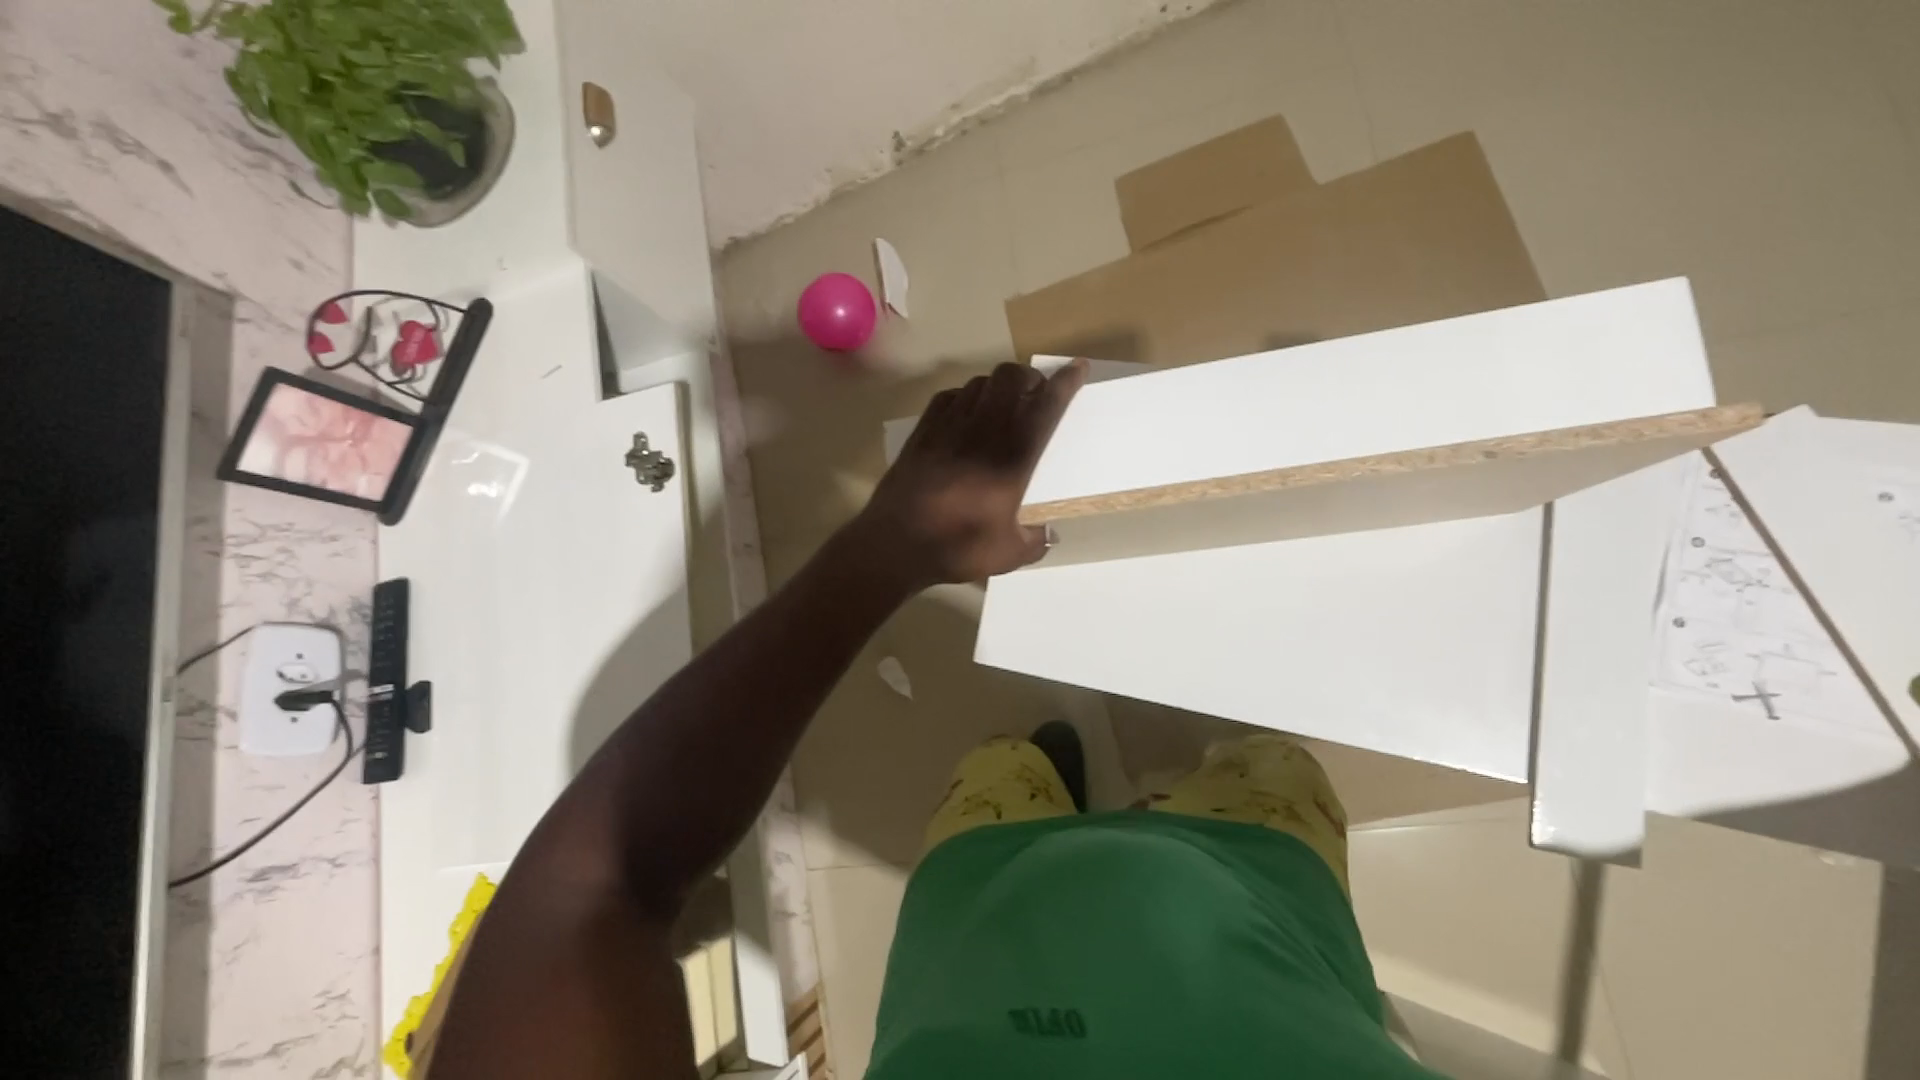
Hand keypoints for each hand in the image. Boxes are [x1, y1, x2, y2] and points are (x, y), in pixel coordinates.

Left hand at [846, 359, 1087, 590]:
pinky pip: (949, 396)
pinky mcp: (922, 432)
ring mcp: (948, 427)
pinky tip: (966, 414)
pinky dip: (965, 397)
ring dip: (997, 386)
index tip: (1076, 368)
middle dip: (1028, 378)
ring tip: (1002, 404)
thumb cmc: (955, 549)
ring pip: (979, 383)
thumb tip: (1048, 533)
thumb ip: (1034, 542)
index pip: (1045, 408)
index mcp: (1011, 459)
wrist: (893, 546)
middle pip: (1009, 379)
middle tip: (1034, 394)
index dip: (1064, 384)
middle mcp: (982, 432)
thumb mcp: (1007, 555)